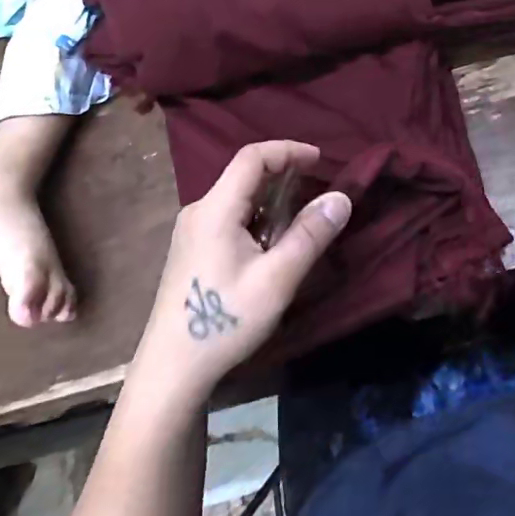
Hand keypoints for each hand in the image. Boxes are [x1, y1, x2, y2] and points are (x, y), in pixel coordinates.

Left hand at [129, 141, 351, 411]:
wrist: (173, 365)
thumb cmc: (225, 320)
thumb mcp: (276, 279)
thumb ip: (309, 235)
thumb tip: (341, 197)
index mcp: (215, 209)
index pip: (251, 158)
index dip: (287, 150)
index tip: (321, 160)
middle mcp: (198, 211)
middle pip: (242, 175)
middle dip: (283, 174)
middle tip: (318, 188)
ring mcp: (190, 231)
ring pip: (236, 198)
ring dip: (270, 198)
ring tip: (301, 217)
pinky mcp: (190, 250)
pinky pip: (227, 217)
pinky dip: (255, 216)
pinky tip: (271, 243)